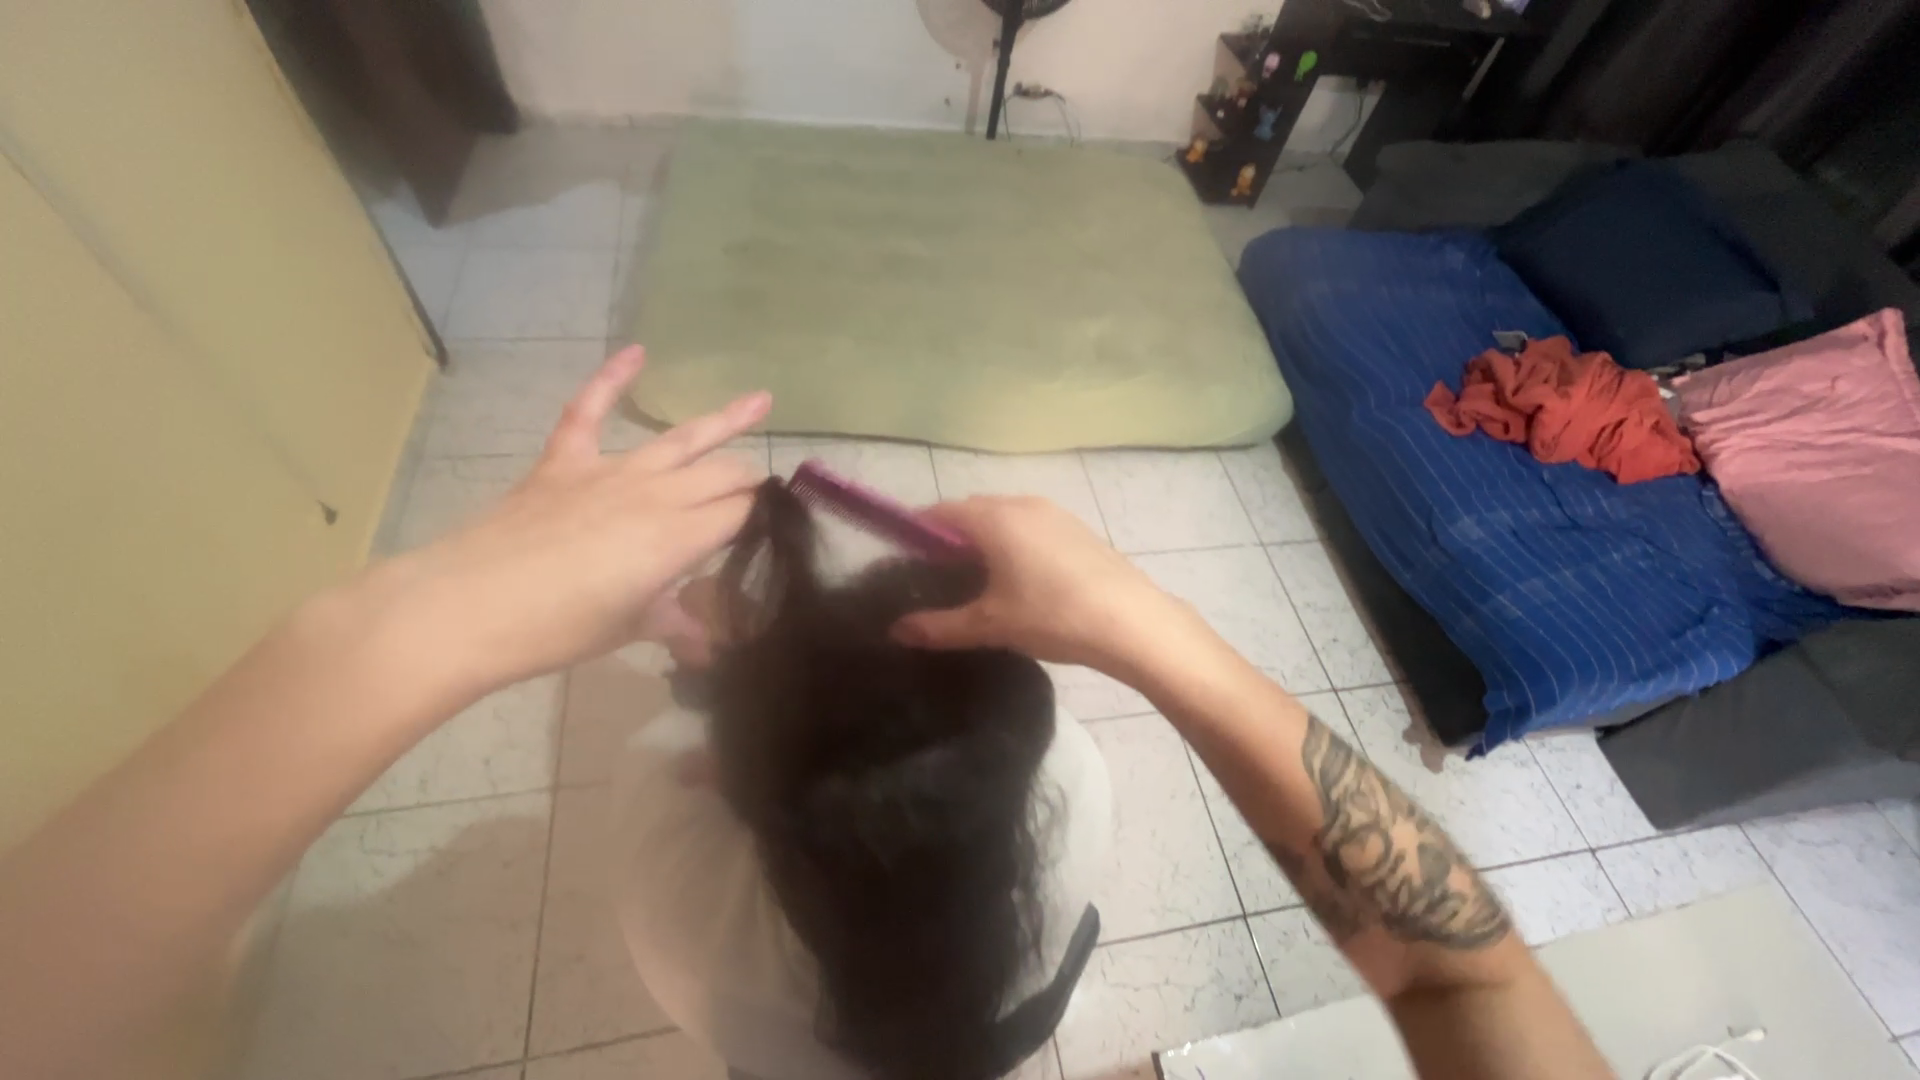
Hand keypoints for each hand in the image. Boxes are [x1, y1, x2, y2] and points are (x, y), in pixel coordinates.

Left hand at [383, 346, 769, 692]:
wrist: (464, 608)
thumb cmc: (557, 629)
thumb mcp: (628, 630)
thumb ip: (676, 623)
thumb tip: (710, 643)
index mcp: (679, 539)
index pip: (740, 514)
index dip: (764, 515)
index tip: (780, 522)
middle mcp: (657, 494)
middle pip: (723, 474)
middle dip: (751, 477)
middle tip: (766, 487)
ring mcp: (610, 471)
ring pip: (682, 439)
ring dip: (725, 420)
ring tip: (760, 401)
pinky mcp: (564, 462)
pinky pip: (589, 410)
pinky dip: (611, 378)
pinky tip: (637, 352)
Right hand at [890, 497, 1197, 674]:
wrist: (1131, 622)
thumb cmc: (1052, 617)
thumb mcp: (990, 625)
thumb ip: (939, 626)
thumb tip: (896, 631)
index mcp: (995, 518)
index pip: (942, 511)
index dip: (919, 532)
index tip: (909, 560)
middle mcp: (1023, 504)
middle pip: (974, 510)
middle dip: (953, 536)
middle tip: (941, 575)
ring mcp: (1056, 513)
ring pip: (1006, 517)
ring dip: (987, 538)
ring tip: (981, 579)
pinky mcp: (1079, 529)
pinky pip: (1033, 526)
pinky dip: (1016, 542)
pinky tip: (1023, 578)